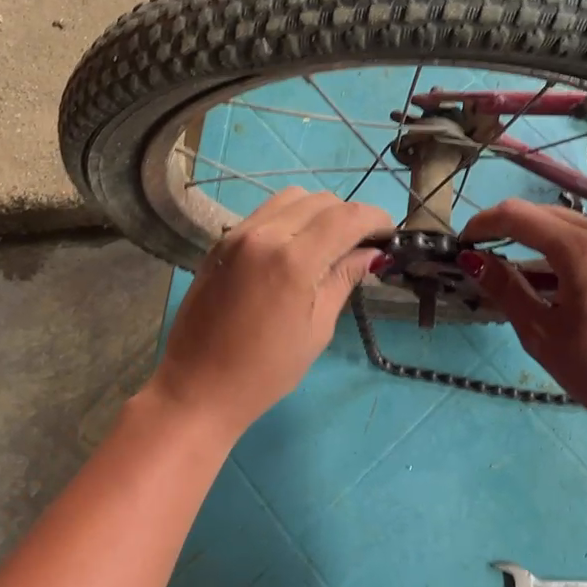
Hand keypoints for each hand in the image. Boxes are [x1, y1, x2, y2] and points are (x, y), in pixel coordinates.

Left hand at [149, 187, 392, 439]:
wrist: (196, 388)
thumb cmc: (265, 371)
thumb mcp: (317, 329)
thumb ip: (343, 280)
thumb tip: (372, 254)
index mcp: (293, 260)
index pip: (348, 217)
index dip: (376, 219)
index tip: (390, 234)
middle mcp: (265, 234)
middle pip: (322, 200)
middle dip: (349, 216)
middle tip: (363, 244)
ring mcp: (238, 234)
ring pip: (292, 198)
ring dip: (319, 211)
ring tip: (329, 243)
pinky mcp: (221, 241)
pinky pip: (265, 212)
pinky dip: (290, 218)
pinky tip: (296, 247)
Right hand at [459, 201, 586, 432]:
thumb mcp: (543, 336)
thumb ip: (507, 289)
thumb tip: (473, 258)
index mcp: (580, 250)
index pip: (519, 215)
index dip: (487, 222)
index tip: (470, 239)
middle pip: (558, 218)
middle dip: (525, 233)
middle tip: (507, 261)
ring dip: (573, 249)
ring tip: (569, 287)